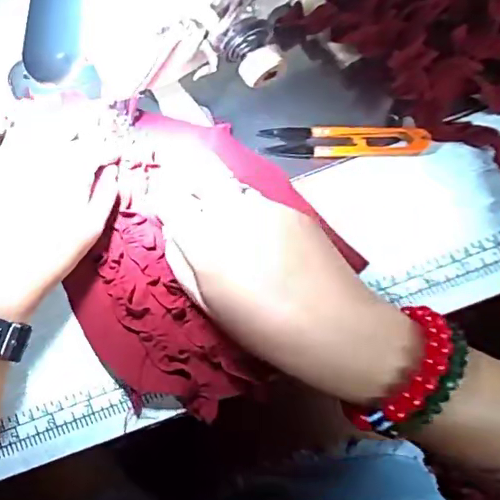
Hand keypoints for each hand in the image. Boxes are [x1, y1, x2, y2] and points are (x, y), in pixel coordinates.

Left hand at [0, 98, 120, 321]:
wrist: (1, 275)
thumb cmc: (52, 256)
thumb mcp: (91, 229)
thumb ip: (106, 193)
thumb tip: (111, 170)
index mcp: (72, 165)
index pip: (98, 141)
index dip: (110, 147)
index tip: (114, 155)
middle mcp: (41, 149)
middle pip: (66, 119)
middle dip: (84, 122)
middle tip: (91, 136)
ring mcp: (9, 153)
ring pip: (29, 117)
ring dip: (46, 117)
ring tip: (56, 128)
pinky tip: (6, 135)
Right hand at [157, 152, 418, 405]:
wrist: (335, 326)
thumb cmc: (262, 328)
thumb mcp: (208, 303)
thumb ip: (182, 261)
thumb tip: (174, 231)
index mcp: (203, 239)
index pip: (169, 196)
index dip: (163, 198)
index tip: (165, 209)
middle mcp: (230, 210)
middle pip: (198, 172)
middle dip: (187, 179)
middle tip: (189, 202)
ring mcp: (264, 204)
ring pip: (229, 185)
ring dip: (219, 196)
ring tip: (228, 227)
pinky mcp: (291, 208)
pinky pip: (258, 200)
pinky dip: (249, 211)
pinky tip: (262, 240)